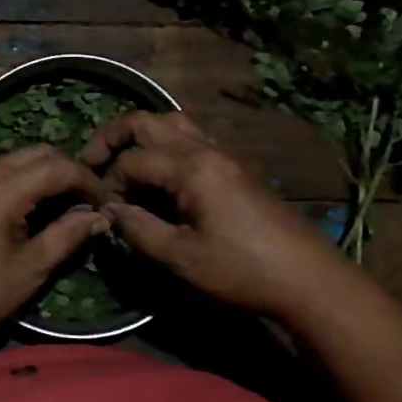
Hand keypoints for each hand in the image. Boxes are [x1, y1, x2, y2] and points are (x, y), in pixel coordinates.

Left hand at [0, 146, 109, 352]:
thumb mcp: (32, 266)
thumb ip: (68, 234)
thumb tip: (100, 216)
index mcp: (2, 189)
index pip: (58, 167)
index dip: (88, 181)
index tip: (108, 201)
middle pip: (40, 153)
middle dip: (69, 171)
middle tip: (91, 200)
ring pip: (20, 157)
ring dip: (47, 172)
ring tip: (70, 201)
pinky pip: (2, 168)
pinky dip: (26, 177)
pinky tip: (39, 203)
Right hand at [80, 111, 348, 315]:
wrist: (308, 279)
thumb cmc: (241, 270)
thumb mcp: (181, 257)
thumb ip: (138, 228)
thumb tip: (112, 211)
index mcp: (191, 168)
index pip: (132, 160)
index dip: (108, 182)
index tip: (103, 209)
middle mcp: (205, 150)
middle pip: (147, 122)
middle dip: (113, 137)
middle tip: (93, 161)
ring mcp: (223, 155)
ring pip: (171, 123)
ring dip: (140, 136)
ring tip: (122, 160)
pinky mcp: (233, 167)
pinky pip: (190, 138)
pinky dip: (163, 144)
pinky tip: (157, 173)